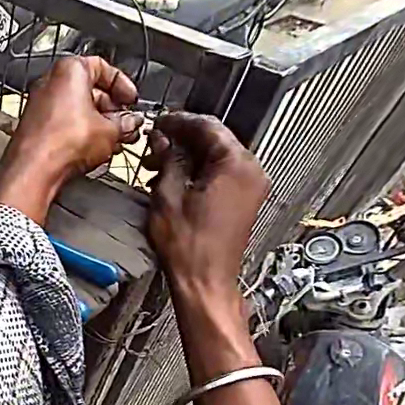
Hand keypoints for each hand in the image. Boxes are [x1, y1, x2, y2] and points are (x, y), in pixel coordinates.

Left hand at [0, 56, 141, 224]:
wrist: (33, 169)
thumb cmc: (62, 142)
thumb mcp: (110, 131)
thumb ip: (125, 123)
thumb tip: (131, 122)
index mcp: (70, 71)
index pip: (103, 67)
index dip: (122, 84)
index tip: (131, 99)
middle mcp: (51, 83)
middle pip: (90, 89)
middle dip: (112, 108)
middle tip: (126, 123)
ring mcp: (41, 104)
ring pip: (77, 108)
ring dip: (99, 123)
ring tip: (115, 139)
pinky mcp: (36, 126)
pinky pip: (64, 123)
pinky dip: (81, 132)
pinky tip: (95, 147)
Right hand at [145, 112, 269, 306]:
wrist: (205, 282)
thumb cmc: (190, 249)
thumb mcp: (167, 196)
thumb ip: (167, 160)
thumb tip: (162, 141)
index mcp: (237, 166)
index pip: (207, 126)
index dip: (178, 122)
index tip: (159, 123)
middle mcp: (250, 173)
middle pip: (214, 140)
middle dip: (181, 140)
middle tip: (154, 145)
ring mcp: (250, 188)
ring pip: (216, 157)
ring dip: (187, 157)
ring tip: (157, 165)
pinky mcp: (243, 202)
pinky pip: (221, 175)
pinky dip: (198, 172)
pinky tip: (173, 180)